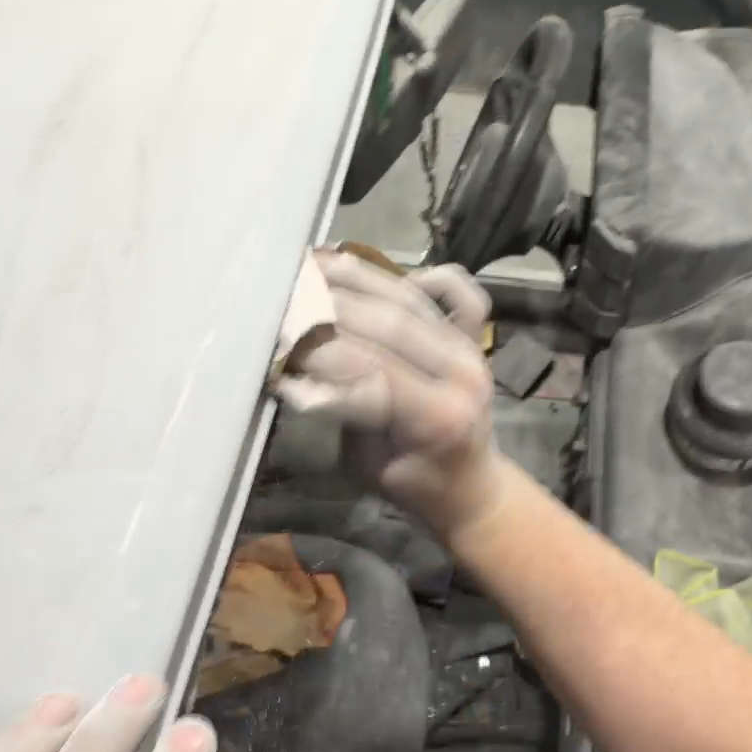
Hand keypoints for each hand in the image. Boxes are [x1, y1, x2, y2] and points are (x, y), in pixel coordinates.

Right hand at [280, 252, 511, 540]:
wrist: (471, 486)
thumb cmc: (413, 484)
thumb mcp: (366, 464)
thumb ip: (342, 414)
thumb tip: (296, 373)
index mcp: (437, 416)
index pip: (370, 368)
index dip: (321, 350)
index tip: (278, 336)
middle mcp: (460, 372)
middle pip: (389, 323)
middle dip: (330, 307)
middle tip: (283, 294)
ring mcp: (471, 349)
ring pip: (410, 299)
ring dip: (358, 279)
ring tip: (312, 265)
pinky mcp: (474, 338)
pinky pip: (460, 291)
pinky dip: (428, 276)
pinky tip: (388, 277)